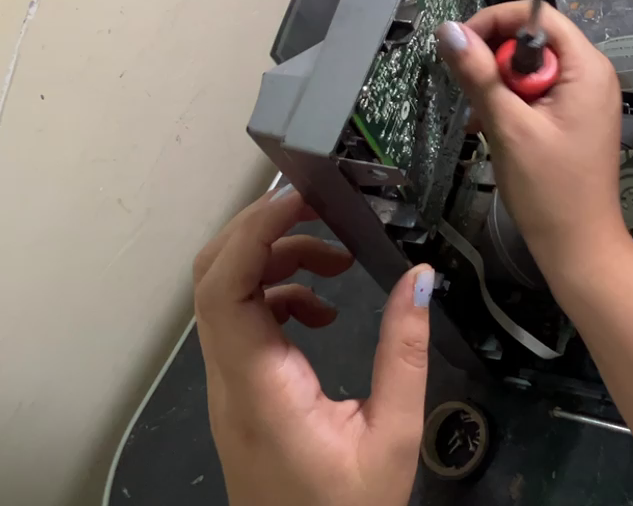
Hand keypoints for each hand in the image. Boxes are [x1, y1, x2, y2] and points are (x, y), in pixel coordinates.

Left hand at [193, 186, 434, 505]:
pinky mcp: (242, 389)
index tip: (302, 196)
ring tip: (339, 257)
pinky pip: (244, 317)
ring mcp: (230, 384)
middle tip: (320, 205)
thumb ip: (404, 354)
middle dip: (261, 226)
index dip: (254, 230)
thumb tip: (420, 277)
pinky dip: (280, 290)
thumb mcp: (392, 437)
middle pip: (213, 277)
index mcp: (259, 388)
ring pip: (227, 291)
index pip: (225, 290)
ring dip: (277, 256)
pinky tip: (325, 308)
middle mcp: (230, 379)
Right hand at [435, 1, 629, 275]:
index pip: (537, 15)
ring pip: (531, 68)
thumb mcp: (508, 127)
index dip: (494, 22)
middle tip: (470, 93)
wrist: (580, 248)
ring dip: (500, 87)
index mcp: (586, 66)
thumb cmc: (549, 190)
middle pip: (534, 39)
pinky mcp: (576, 116)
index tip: (458, 47)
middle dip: (496, 61)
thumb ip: (479, 75)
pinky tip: (493, 130)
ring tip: (481, 120)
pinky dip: (513, 104)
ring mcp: (586, 96)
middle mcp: (592, 72)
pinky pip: (539, 92)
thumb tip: (449, 30)